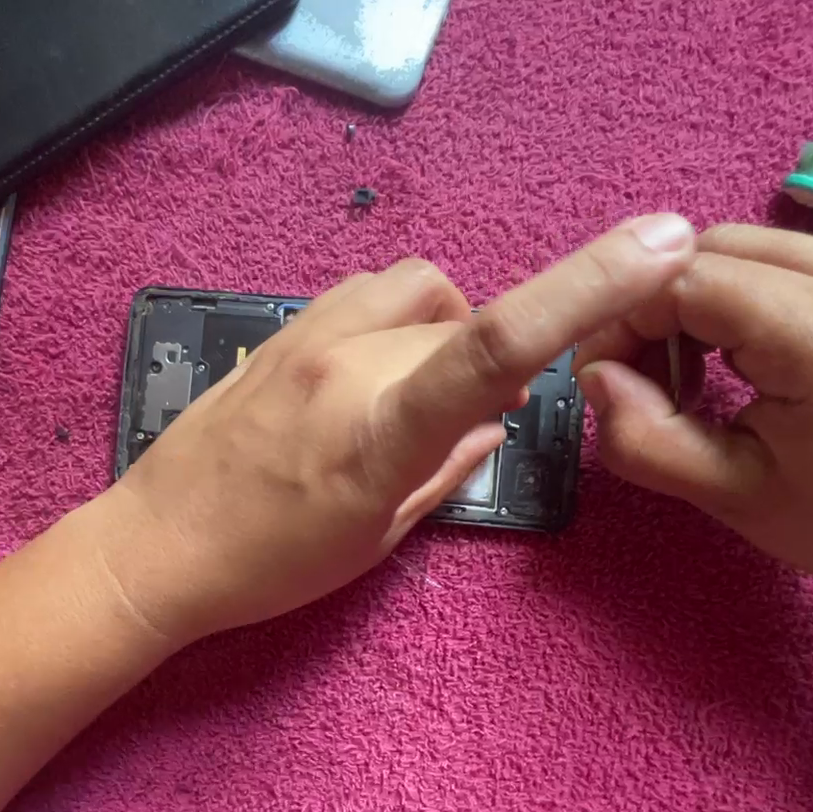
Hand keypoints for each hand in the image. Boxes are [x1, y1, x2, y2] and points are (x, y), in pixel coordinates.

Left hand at [92, 215, 700, 644]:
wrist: (156, 545)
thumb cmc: (267, 566)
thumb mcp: (372, 538)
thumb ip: (445, 471)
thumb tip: (494, 422)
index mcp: (380, 433)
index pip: (496, 346)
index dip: (585, 288)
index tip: (657, 244)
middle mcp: (345, 365)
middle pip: (461, 323)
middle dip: (486, 360)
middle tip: (468, 414)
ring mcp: (303, 340)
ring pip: (414, 291)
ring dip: (443, 325)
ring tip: (417, 385)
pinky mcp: (275, 334)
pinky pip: (361, 297)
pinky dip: (392, 320)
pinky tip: (368, 371)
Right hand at [572, 224, 812, 651]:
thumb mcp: (731, 497)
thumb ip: (643, 438)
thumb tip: (594, 378)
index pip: (682, 278)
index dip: (619, 320)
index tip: (599, 380)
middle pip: (710, 249)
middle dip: (651, 308)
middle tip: (638, 382)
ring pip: (747, 249)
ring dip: (691, 303)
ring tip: (687, 377)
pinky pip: (788, 265)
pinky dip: (736, 302)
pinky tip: (737, 362)